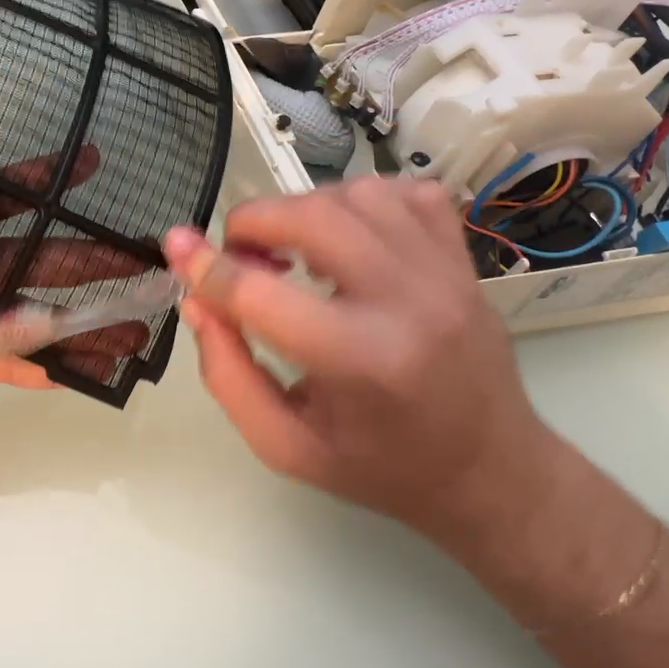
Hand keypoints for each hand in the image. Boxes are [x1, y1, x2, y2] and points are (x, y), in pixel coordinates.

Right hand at [163, 176, 556, 537]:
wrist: (493, 473)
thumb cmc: (378, 466)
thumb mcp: (284, 447)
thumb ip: (227, 374)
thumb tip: (195, 300)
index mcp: (359, 362)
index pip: (258, 292)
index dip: (203, 266)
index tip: (175, 248)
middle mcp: (407, 304)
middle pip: (310, 217)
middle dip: (252, 223)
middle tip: (241, 257)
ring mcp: (444, 274)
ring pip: (355, 194)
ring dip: (305, 210)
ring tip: (294, 250)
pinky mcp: (462, 260)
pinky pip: (407, 193)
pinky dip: (363, 201)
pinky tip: (348, 236)